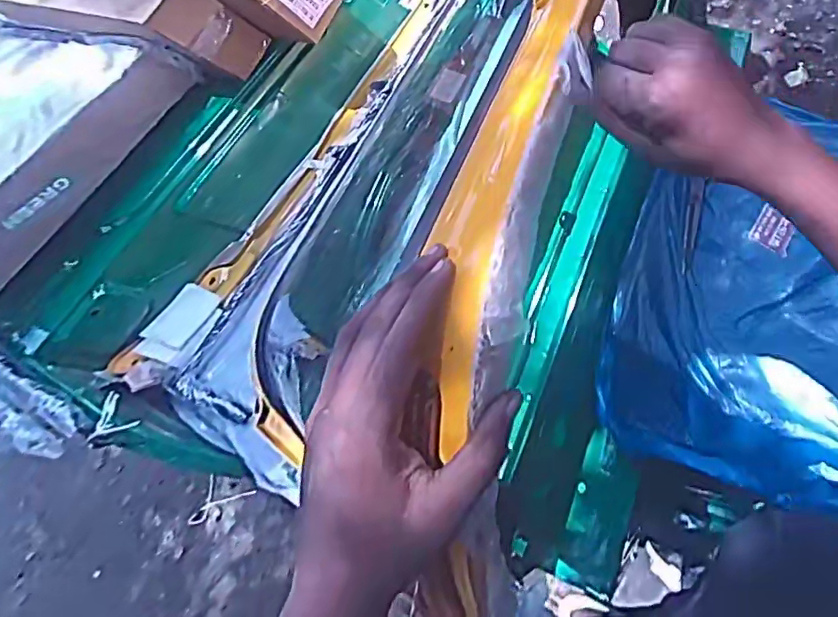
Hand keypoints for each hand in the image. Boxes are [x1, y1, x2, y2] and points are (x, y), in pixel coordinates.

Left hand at [284, 246, 521, 616]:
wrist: (330, 588)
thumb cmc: (390, 548)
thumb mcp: (447, 509)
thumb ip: (484, 453)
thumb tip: (514, 397)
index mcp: (362, 422)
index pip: (393, 343)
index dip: (421, 300)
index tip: (446, 267)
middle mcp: (336, 404)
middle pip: (368, 328)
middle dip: (403, 286)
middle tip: (436, 254)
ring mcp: (323, 408)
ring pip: (351, 336)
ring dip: (384, 299)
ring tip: (417, 273)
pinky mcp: (323, 415)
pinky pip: (346, 352)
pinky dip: (371, 322)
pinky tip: (390, 313)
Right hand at [591, 15, 799, 189]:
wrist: (754, 138)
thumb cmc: (701, 154)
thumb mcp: (649, 150)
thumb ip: (612, 119)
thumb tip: (586, 92)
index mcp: (659, 95)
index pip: (606, 78)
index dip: (606, 92)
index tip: (617, 105)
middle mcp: (672, 60)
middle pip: (618, 50)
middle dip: (619, 72)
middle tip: (635, 94)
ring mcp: (688, 41)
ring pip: (633, 32)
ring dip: (633, 52)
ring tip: (648, 74)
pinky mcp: (700, 33)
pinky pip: (657, 22)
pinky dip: (651, 38)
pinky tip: (661, 59)